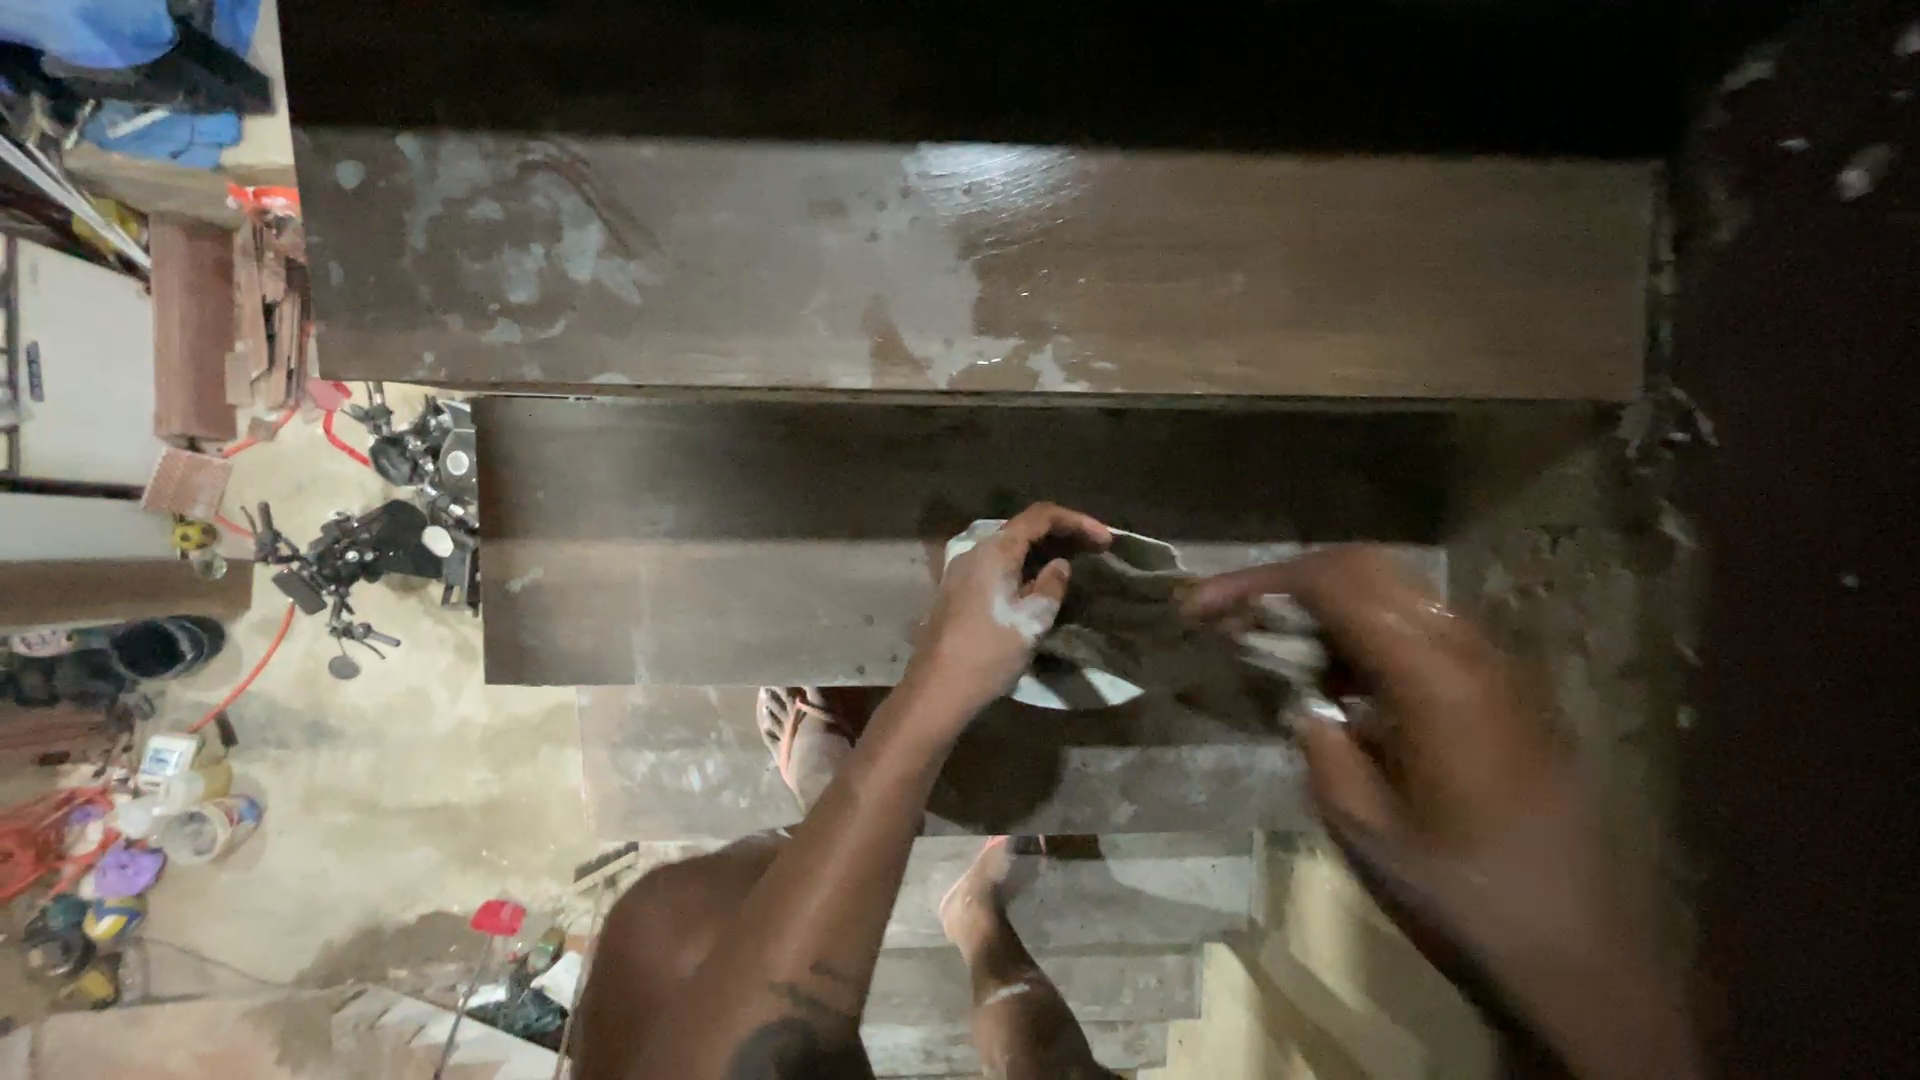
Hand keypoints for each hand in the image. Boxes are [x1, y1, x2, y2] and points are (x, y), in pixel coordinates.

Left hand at [909, 503, 1112, 718]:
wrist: (938, 688)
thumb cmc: (989, 651)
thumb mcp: (1032, 620)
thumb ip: (1051, 585)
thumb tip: (1059, 566)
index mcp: (995, 550)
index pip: (1041, 516)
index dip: (1077, 521)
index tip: (1106, 540)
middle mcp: (976, 551)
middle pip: (1024, 528)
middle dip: (1062, 534)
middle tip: (1095, 550)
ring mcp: (963, 571)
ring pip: (1009, 548)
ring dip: (1043, 552)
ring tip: (1073, 565)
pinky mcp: (958, 591)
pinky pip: (997, 566)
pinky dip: (1024, 567)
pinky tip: (1039, 585)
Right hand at [1187, 547, 1697, 1078]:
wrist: (1575, 951)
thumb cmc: (1457, 892)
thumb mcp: (1358, 821)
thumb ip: (1317, 739)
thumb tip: (1302, 697)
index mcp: (1433, 678)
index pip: (1335, 584)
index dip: (1258, 583)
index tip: (1199, 606)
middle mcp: (1469, 651)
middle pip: (1365, 568)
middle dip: (1286, 581)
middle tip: (1230, 616)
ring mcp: (1491, 666)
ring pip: (1392, 592)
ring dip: (1322, 603)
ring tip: (1268, 641)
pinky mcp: (1497, 688)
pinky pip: (1415, 629)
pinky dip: (1358, 631)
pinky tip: (1328, 675)